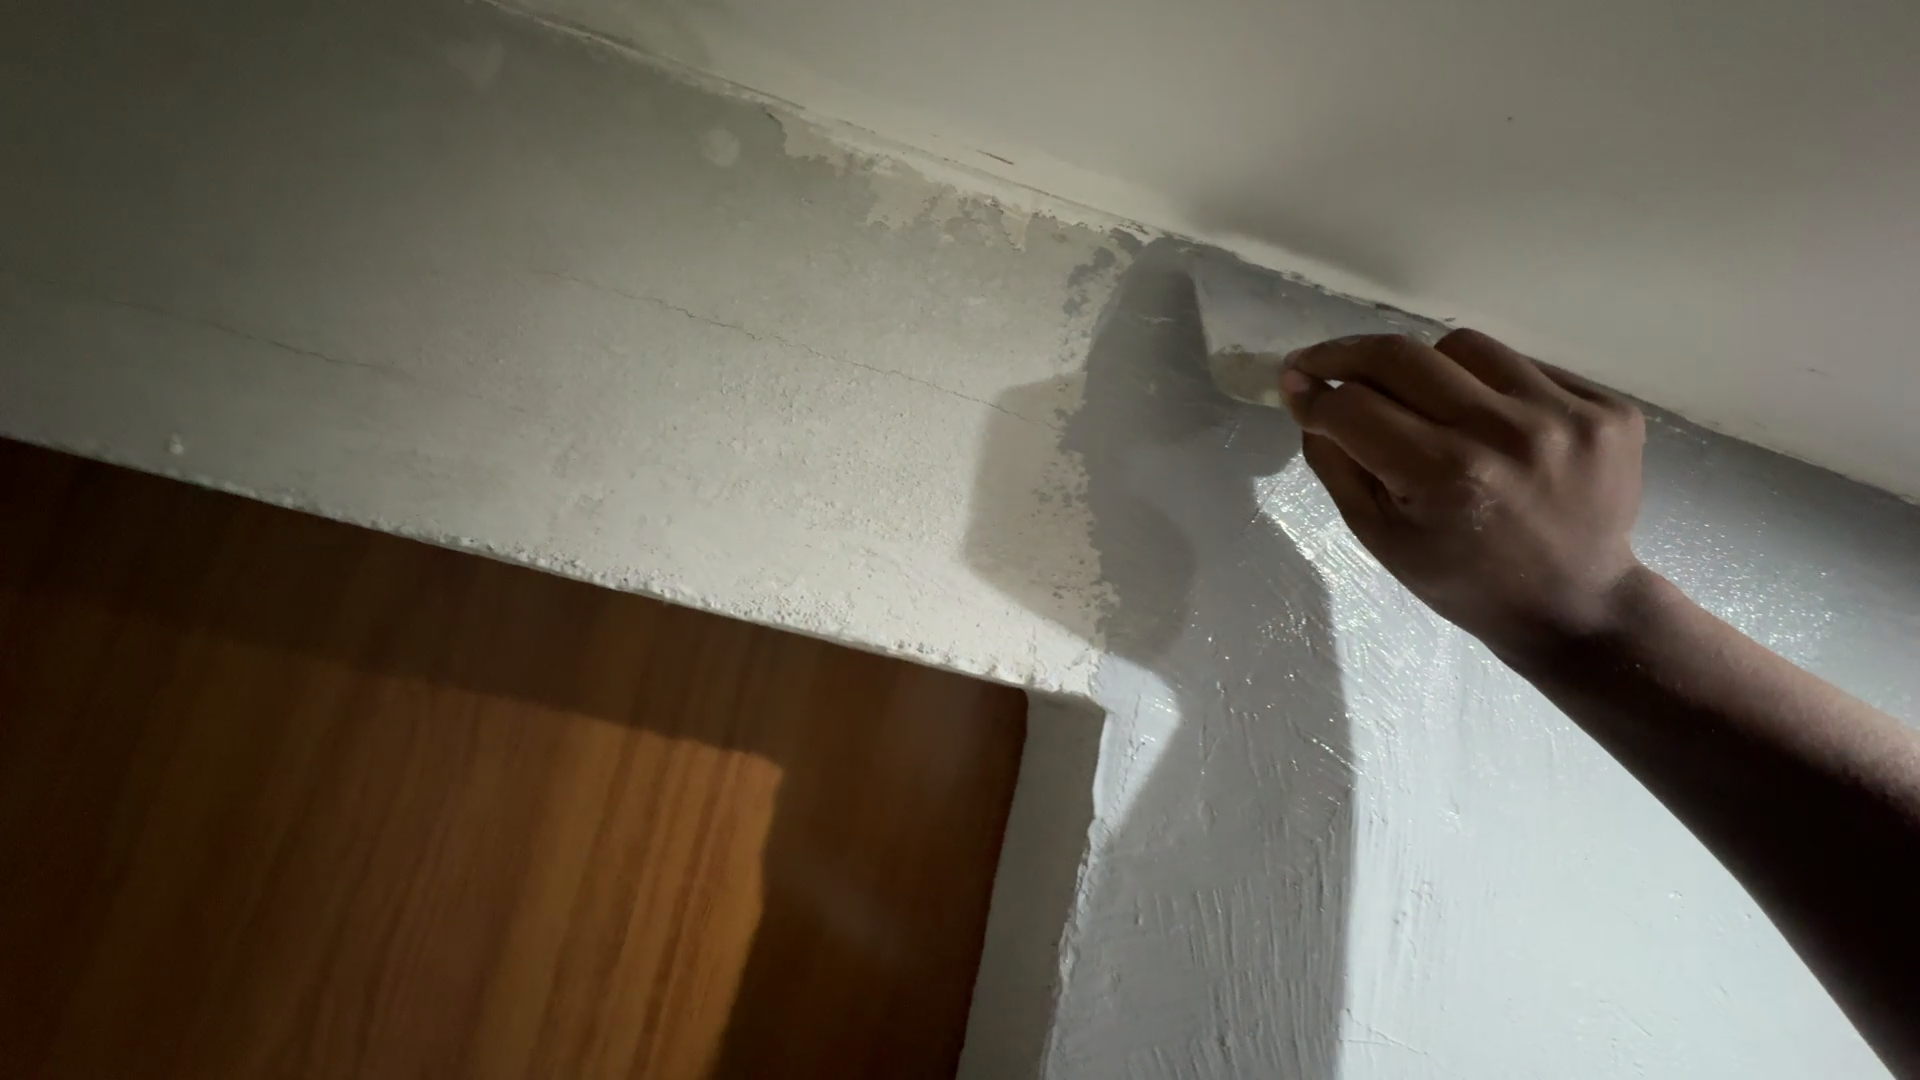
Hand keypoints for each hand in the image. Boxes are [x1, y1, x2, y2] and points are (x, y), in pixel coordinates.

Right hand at [1279, 329, 1650, 654]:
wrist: (1572, 602)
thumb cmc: (1457, 578)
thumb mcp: (1376, 534)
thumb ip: (1335, 463)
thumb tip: (1307, 396)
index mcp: (1444, 476)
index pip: (1352, 407)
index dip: (1312, 394)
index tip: (1293, 384)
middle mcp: (1507, 433)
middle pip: (1400, 356)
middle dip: (1345, 355)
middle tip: (1317, 361)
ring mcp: (1566, 415)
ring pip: (1459, 346)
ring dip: (1418, 367)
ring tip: (1413, 401)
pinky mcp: (1604, 407)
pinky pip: (1517, 363)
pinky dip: (1479, 381)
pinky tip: (1476, 418)